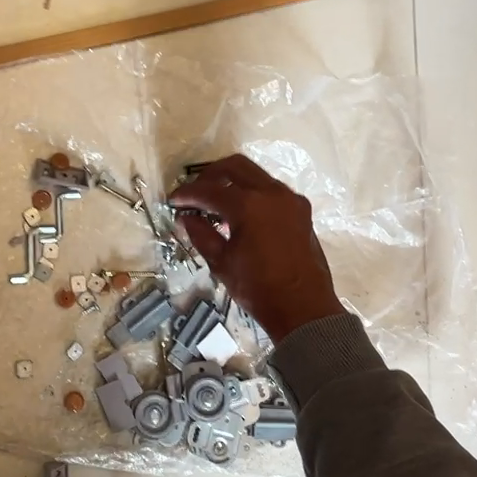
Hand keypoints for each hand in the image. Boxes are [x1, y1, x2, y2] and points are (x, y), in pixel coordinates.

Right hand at [167, 155, 346, 342]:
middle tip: (194, 193)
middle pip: (234, 167)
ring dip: (232, 182)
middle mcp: (271, 193)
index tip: (173, 201)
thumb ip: (200, 233)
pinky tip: (241, 213)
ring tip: (215, 203)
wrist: (303, 309)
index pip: (209, 190)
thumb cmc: (257, 288)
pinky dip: (252, 192)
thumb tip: (186, 217)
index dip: (187, 194)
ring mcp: (290, 199)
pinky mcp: (301, 210)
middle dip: (210, 176)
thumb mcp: (220, 262)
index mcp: (248, 206)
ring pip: (256, 175)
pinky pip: (271, 190)